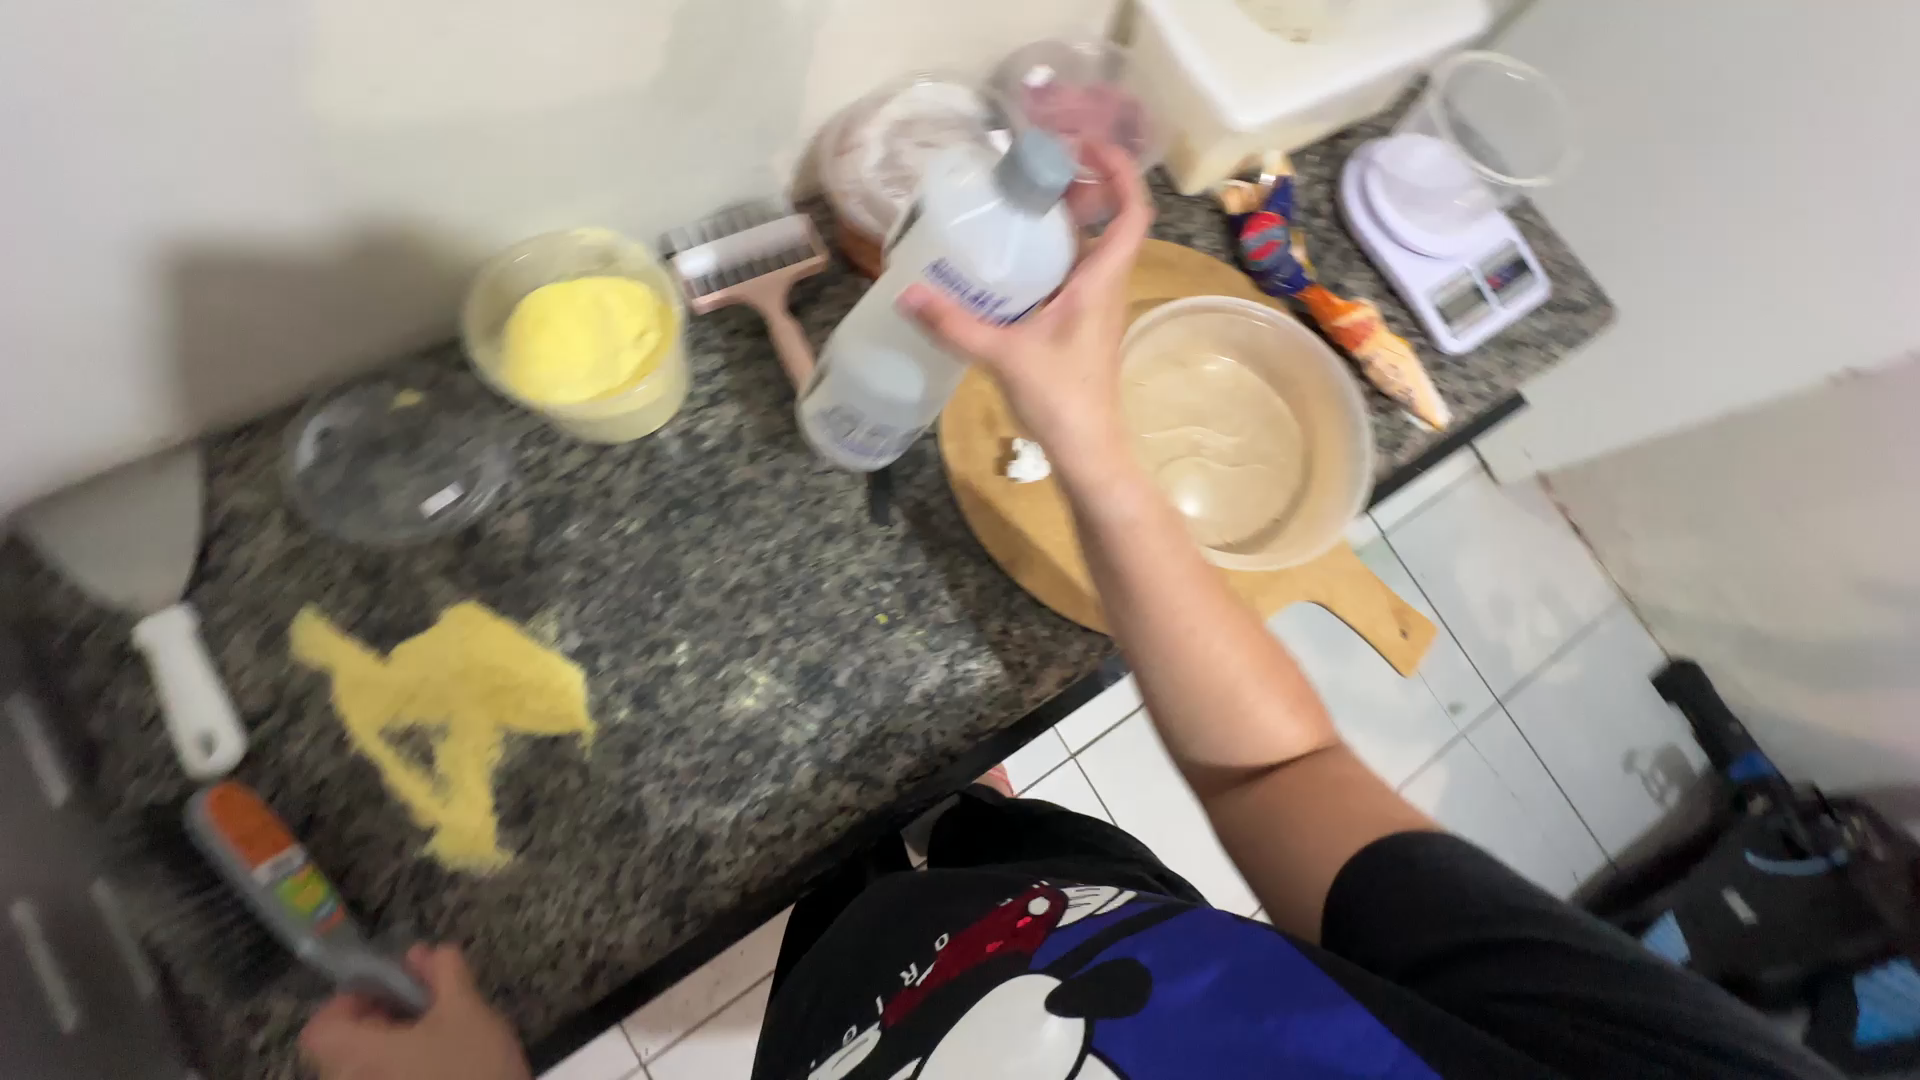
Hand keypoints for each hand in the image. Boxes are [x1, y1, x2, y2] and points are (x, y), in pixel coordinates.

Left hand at [300, 945, 529, 1079]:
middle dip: (381, 1013)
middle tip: (425, 1000)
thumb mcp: (466, 1008)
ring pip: (360, 1063)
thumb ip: (444, 973)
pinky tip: (436, 1057)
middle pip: (341, 1043)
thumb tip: (424, 951)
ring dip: (390, 1038)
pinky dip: (396, 1061)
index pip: (319, 1028)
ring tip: (436, 1028)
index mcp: (358, 1057)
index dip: (350, 1000)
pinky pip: (376, 1077)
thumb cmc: (471, 1065)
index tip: (391, 987)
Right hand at [897, 142, 1153, 467]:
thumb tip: (908, 293)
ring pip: (1091, 253)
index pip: (1132, 211)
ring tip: (1021, 209)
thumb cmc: (1060, 398)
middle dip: (1081, 191)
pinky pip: (1074, 280)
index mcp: (1101, 281)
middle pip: (1109, 224)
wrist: (1086, 450)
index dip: (1119, 170)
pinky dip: (1053, 261)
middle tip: (1036, 175)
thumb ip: (955, 324)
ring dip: (1067, 226)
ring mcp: (1096, 312)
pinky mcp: (1081, 332)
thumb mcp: (1004, 355)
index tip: (1085, 146)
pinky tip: (1016, 269)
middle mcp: (1106, 289)